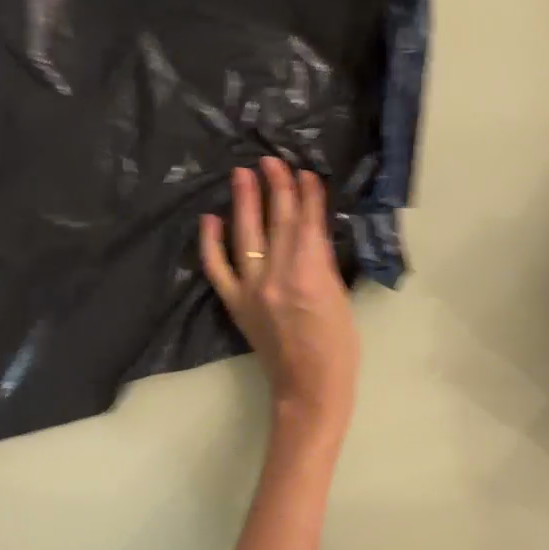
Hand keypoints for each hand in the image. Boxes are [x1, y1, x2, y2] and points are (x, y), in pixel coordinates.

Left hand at [199, 158, 359, 439]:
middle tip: (270, 160)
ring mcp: (251, 289)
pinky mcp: (235, 304)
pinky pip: (217, 268)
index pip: (306, 224)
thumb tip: (310, 229)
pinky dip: (211, 243)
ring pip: (246, 236)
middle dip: (275, 188)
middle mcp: (276, 276)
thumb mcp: (339, 297)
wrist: (308, 389)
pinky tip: (210, 219)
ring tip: (242, 174)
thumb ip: (321, 261)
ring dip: (244, 203)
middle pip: (276, 223)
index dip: (306, 195)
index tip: (304, 172)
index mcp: (309, 274)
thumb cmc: (337, 347)